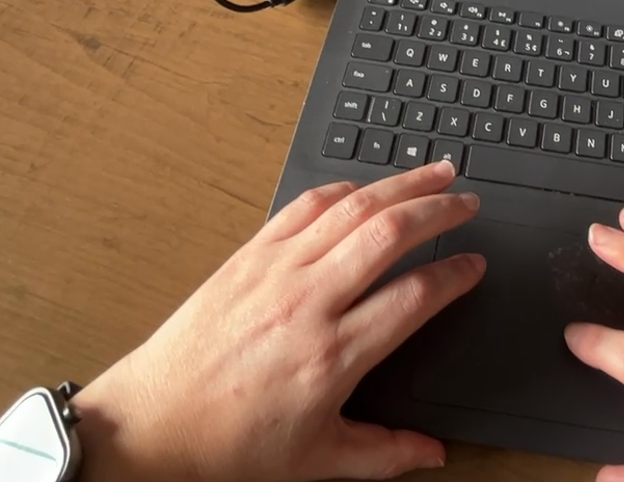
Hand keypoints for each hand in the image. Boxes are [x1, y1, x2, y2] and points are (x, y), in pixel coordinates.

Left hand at [72, 161, 484, 481]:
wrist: (148, 426)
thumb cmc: (229, 446)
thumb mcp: (315, 461)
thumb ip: (385, 454)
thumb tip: (435, 454)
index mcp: (333, 356)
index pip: (415, 297)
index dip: (455, 275)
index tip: (474, 265)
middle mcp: (311, 302)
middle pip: (392, 234)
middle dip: (440, 209)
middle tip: (468, 201)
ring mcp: (280, 270)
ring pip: (355, 207)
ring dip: (403, 183)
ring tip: (436, 171)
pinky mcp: (252, 252)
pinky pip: (307, 204)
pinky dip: (345, 187)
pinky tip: (368, 185)